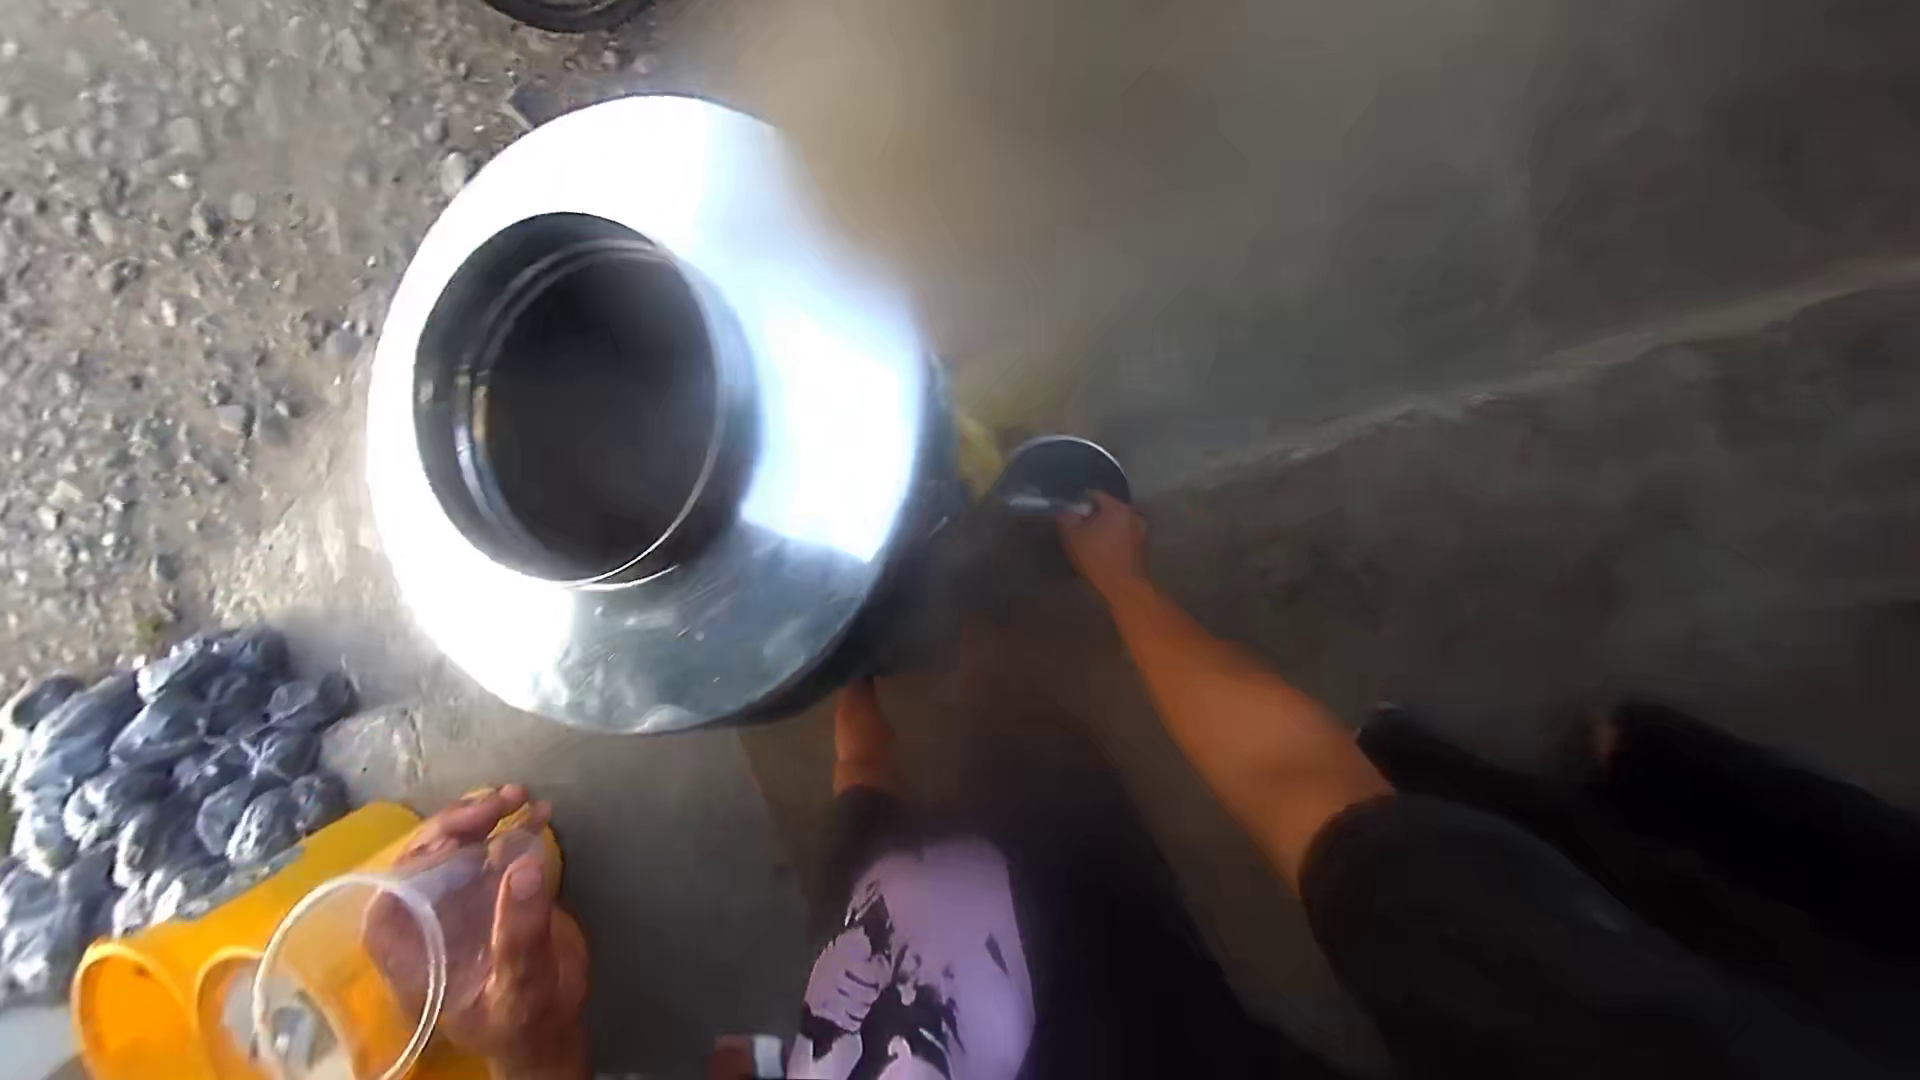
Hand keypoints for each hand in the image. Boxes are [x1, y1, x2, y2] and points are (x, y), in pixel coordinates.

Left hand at [367, 785, 590, 1079]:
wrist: (554, 1027)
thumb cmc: (524, 1019)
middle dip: (455, 827)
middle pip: (425, 866)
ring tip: (518, 795)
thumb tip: (524, 864)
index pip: (391, 904)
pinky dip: (518, 827)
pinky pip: (501, 853)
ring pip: (460, 852)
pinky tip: (542, 811)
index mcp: (419, 955)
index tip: (457, 835)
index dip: (413, 864)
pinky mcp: (505, 895)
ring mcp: (471, 907)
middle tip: (498, 801)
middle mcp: (437, 925)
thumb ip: (520, 931)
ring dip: (484, 818)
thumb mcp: (522, 985)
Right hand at [1057, 490, 1147, 599]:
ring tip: (1095, 544)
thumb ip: (1067, 517)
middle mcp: (1133, 513)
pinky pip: (1126, 534)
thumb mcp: (1072, 536)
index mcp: (1116, 507)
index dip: (1080, 505)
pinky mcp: (1144, 544)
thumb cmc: (1095, 559)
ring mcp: (1142, 529)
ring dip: (1106, 528)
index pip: (1095, 495)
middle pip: (1108, 508)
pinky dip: (1116, 538)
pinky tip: (1107, 552)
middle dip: (1094, 517)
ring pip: (1118, 522)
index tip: (1072, 519)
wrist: (1123, 588)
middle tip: (1082, 532)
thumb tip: (1069, 511)